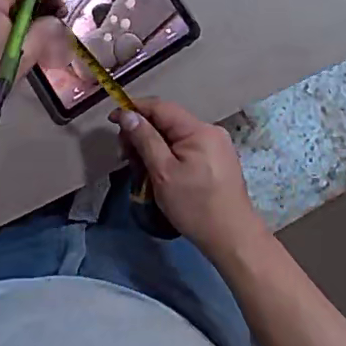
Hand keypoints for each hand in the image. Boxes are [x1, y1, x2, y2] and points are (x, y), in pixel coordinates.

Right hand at [114, 98, 266, 255]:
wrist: (233, 238)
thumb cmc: (195, 206)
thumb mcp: (162, 172)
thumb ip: (144, 139)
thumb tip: (127, 114)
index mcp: (198, 130)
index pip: (161, 107)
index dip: (134, 109)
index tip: (112, 120)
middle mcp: (210, 131)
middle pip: (168, 120)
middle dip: (142, 132)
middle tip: (125, 153)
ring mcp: (216, 145)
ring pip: (175, 135)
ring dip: (153, 145)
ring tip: (139, 166)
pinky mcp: (217, 160)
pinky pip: (186, 147)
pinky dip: (168, 153)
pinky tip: (158, 169)